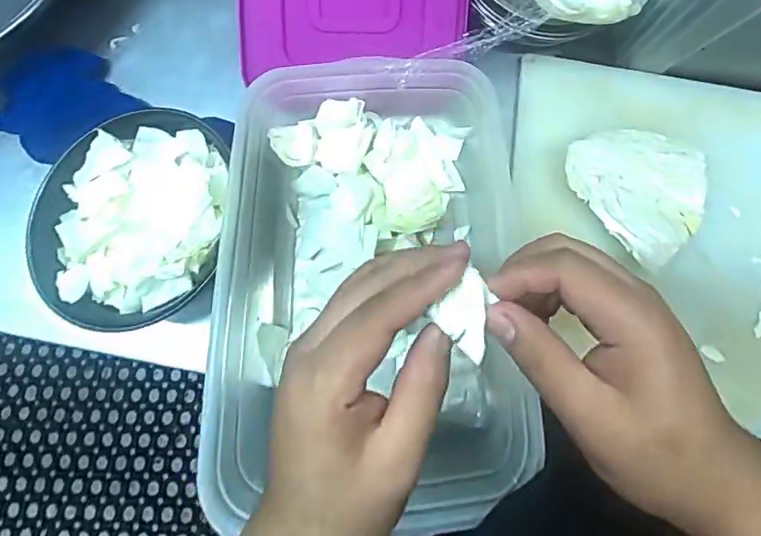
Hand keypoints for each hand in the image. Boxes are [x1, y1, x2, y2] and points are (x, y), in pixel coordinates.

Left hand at [246, 243, 468, 535]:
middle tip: (459, 252)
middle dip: (413, 263)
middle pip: (363, 287)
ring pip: (353, 287)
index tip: (461, 261)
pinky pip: (348, 301)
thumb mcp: (397, 460)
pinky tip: (410, 280)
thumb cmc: (350, 504)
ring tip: (441, 258)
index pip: (378, 311)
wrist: (299, 530)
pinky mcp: (310, 350)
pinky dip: (383, 284)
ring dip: (398, 267)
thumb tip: (443, 328)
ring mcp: (304, 345)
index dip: (422, 281)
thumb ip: (422, 391)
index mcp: (324, 375)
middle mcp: (307, 347)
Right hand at [486, 235, 760, 535]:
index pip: (563, 266)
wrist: (718, 481)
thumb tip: (493, 312)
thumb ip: (542, 360)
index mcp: (632, 314)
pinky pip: (584, 276)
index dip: (518, 274)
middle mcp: (636, 292)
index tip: (482, 300)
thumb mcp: (591, 418)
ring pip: (573, 257)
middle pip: (567, 249)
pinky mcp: (634, 309)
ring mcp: (638, 297)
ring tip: (509, 311)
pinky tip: (538, 317)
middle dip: (522, 267)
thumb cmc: (657, 456)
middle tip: (490, 303)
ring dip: (535, 273)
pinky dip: (552, 285)